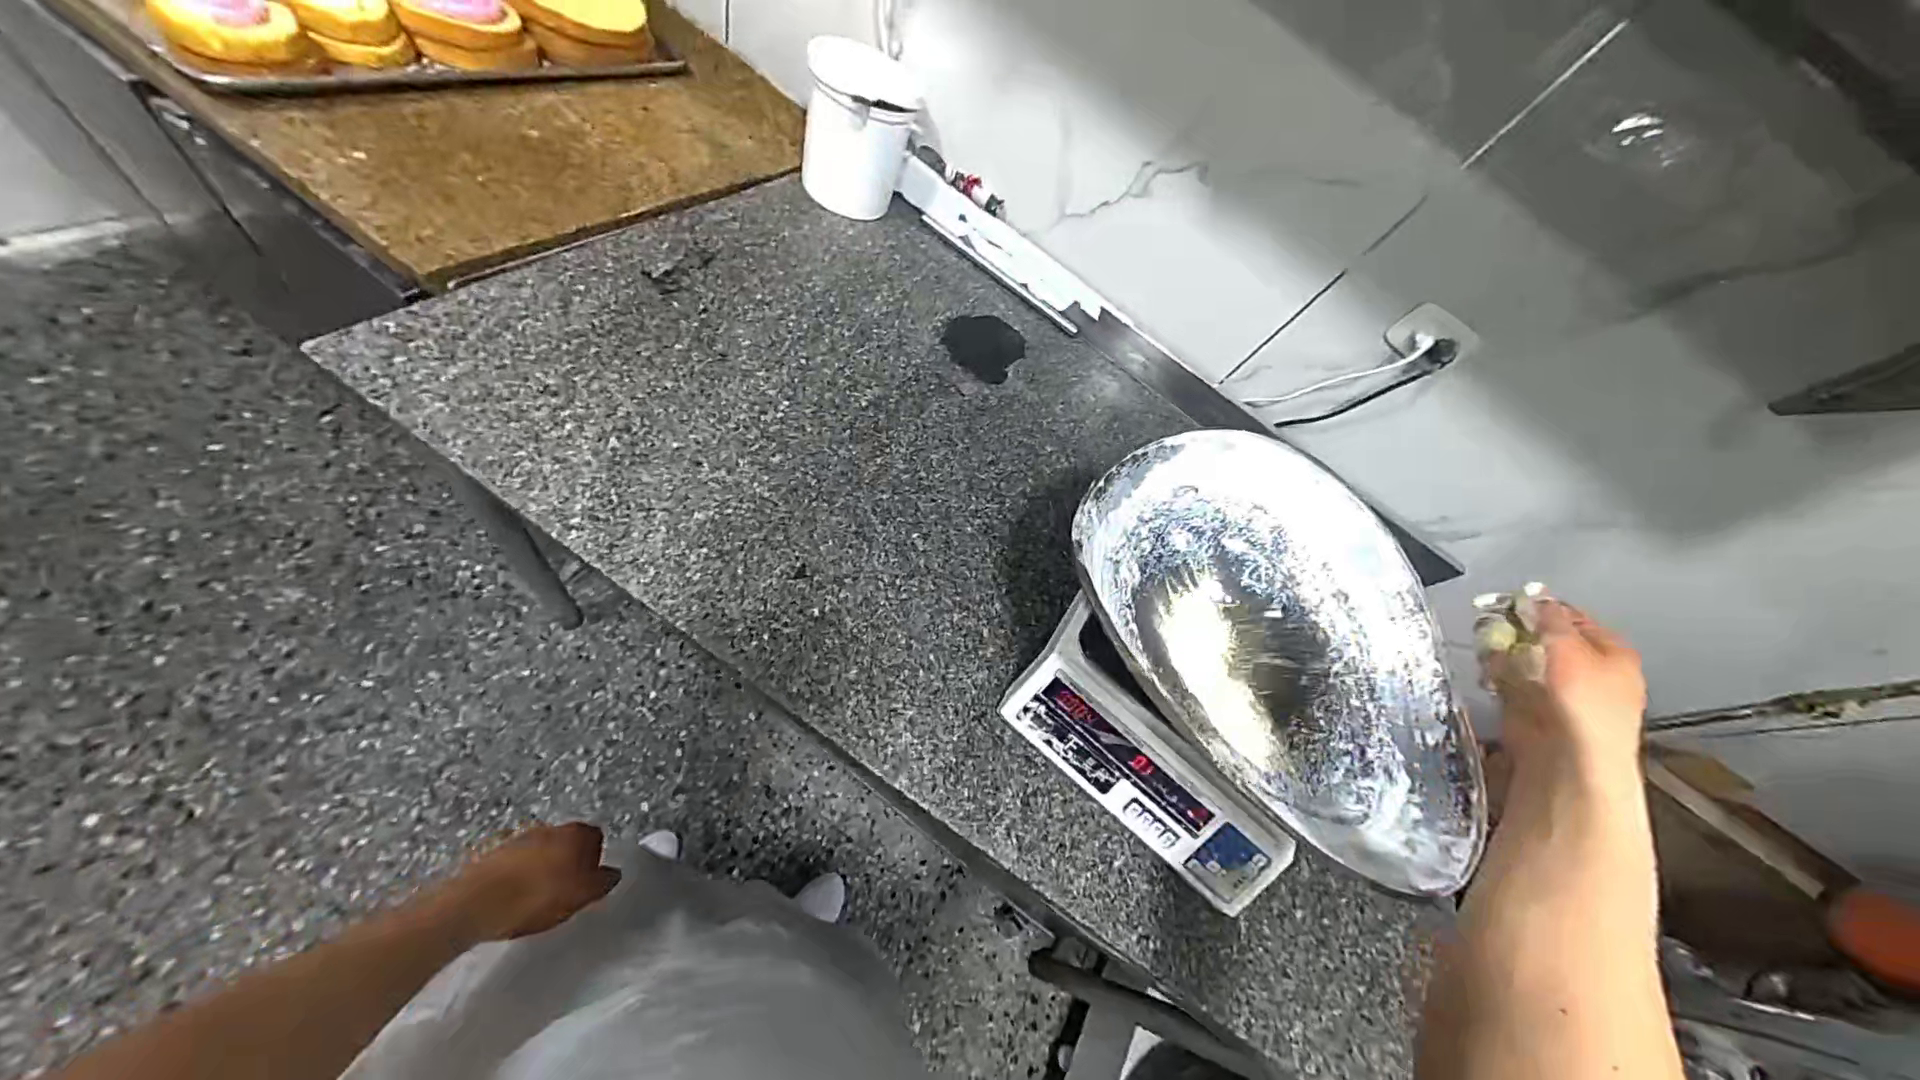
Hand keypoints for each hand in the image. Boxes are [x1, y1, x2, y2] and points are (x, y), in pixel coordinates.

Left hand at [433, 822, 621, 941]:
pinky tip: (512, 898)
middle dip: (567, 861)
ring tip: (535, 897)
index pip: (596, 838)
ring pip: (539, 851)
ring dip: (540, 868)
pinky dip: (516, 876)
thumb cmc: (537, 897)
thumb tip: (611, 874)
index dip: (594, 859)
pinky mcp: (490, 854)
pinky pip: (513, 863)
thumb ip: (603, 882)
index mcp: (576, 833)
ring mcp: (518, 838)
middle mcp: (549, 828)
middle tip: (564, 890)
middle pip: (567, 842)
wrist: (474, 905)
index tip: (588, 881)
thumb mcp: (582, 896)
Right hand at [1490, 600, 1645, 769]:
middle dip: (1516, 630)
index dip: (1543, 607)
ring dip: (1502, 651)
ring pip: (1522, 658)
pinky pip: (1508, 680)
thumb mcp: (1570, 647)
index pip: (1573, 617)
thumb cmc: (1584, 702)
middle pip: (1543, 637)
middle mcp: (1587, 669)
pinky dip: (1496, 674)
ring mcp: (1557, 689)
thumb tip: (1535, 596)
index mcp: (1611, 653)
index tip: (1511, 601)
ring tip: (1488, 648)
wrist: (1570, 756)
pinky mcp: (1531, 706)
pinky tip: (1488, 671)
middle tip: (1493, 623)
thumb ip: (1549, 618)